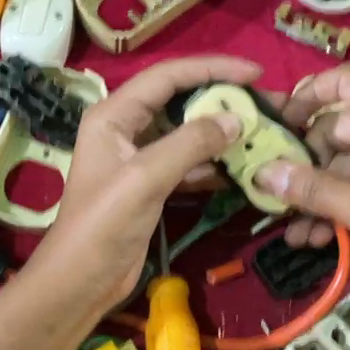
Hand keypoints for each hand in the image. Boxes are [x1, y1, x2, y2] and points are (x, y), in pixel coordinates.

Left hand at [31, 56, 260, 304]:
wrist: (80, 280)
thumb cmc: (103, 224)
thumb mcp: (146, 178)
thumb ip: (190, 144)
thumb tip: (236, 119)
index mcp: (113, 115)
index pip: (167, 76)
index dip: (211, 69)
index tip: (255, 72)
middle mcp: (124, 128)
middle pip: (179, 99)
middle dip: (221, 98)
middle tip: (268, 101)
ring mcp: (138, 157)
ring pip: (186, 132)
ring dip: (221, 132)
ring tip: (264, 130)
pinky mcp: (151, 185)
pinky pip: (187, 162)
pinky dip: (213, 162)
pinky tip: (244, 165)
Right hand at [258, 65, 349, 305]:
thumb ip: (314, 190)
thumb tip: (262, 171)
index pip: (345, 81)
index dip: (308, 93)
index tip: (278, 123)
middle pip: (336, 130)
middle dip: (302, 161)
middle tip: (270, 191)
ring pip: (344, 169)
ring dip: (316, 196)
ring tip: (289, 232)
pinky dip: (338, 211)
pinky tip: (313, 240)